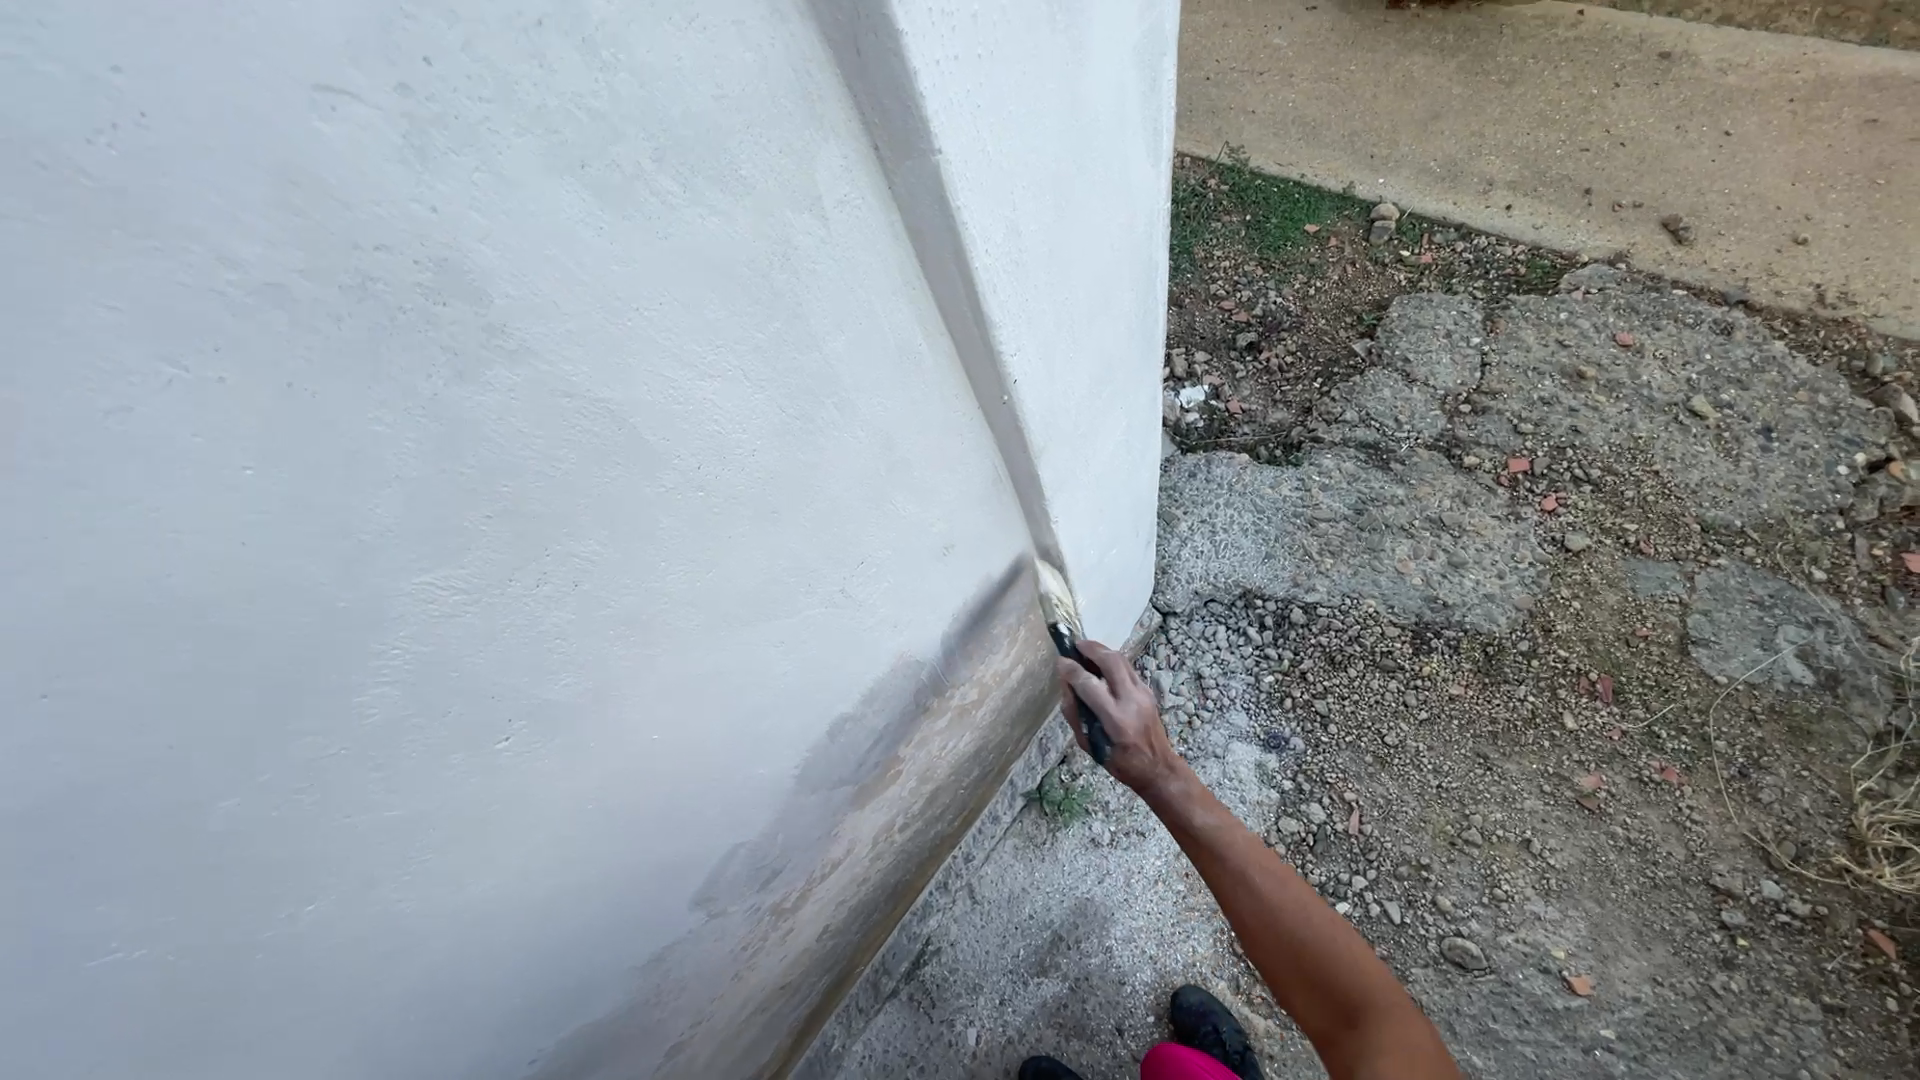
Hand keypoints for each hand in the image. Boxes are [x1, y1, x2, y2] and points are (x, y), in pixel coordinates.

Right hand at [1056, 640, 1184, 796]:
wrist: (1158, 767)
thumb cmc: (1119, 761)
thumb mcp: (1088, 744)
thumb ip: (1074, 713)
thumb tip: (1066, 684)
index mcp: (1115, 719)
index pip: (1089, 684)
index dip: (1072, 670)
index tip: (1060, 661)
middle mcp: (1131, 701)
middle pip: (1111, 662)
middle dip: (1091, 649)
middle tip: (1075, 645)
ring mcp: (1143, 694)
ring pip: (1122, 660)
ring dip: (1102, 651)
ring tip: (1085, 650)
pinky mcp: (1148, 691)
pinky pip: (1128, 669)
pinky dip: (1112, 662)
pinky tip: (1100, 665)